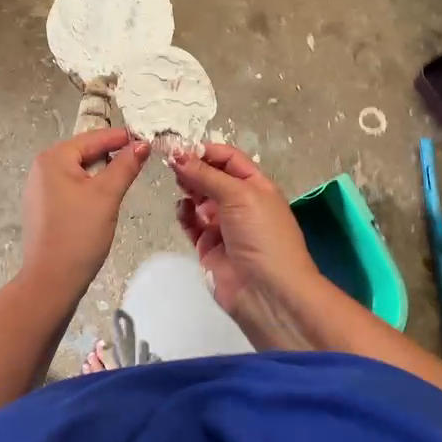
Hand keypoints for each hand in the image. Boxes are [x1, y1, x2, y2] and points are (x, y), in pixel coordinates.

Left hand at [20, 128, 150, 294]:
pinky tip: (105, 199)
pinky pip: (71, 188)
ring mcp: (40, 190)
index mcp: (53, 158)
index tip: (147, 138)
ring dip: (102, 173)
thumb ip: (125, 166)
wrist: (51, 281)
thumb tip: (141, 144)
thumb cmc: (79, 234)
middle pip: (84, 153)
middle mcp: (42, 168)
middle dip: (111, 155)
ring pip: (79, 172)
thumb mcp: (106, 196)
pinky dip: (90, 188)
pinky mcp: (44, 209)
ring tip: (126, 176)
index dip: (121, 138)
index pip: (93, 138)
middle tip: (141, 158)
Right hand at [169, 144, 320, 313]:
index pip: (228, 158)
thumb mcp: (239, 195)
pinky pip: (191, 223)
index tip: (181, 149)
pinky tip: (183, 211)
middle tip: (173, 166)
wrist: (268, 292)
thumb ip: (205, 174)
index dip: (206, 151)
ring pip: (199, 198)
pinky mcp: (208, 245)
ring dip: (189, 190)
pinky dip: (184, 214)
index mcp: (256, 186)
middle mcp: (240, 203)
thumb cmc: (262, 235)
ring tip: (181, 187)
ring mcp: (223, 225)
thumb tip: (177, 155)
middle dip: (193, 169)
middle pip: (211, 177)